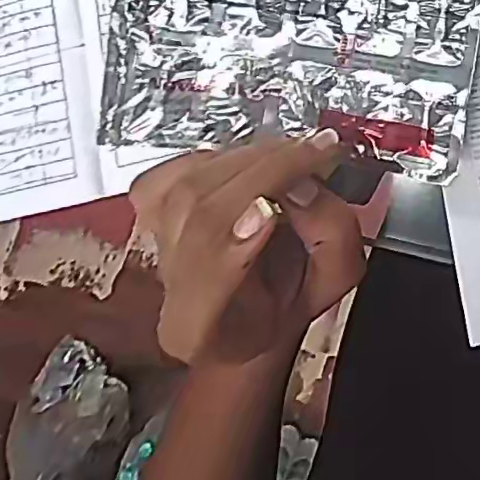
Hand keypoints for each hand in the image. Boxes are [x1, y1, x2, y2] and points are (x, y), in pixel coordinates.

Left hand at [130, 131, 366, 367]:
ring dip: (256, 158)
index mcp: (201, 327)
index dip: (238, 235)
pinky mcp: (148, 205)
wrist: (240, 310)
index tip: (280, 204)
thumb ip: (332, 240)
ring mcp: (149, 242)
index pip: (204, 278)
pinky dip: (229, 155)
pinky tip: (258, 164)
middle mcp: (163, 286)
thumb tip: (308, 185)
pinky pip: (186, 164)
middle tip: (318, 152)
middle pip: (201, 212)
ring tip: (297, 156)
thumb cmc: (281, 303)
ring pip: (195, 181)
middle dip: (268, 172)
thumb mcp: (330, 284)